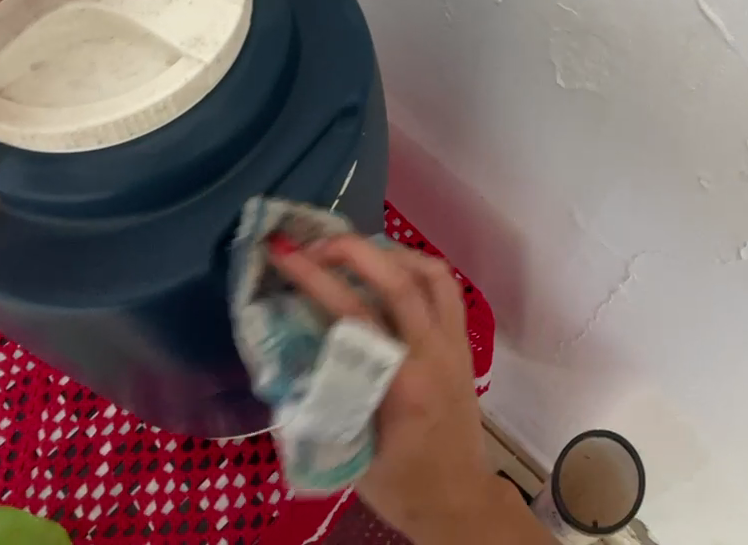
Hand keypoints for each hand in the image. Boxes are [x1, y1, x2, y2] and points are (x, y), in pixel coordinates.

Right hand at [270, 235, 522, 543]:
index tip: (284, 254)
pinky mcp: (463, 342)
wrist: (459, 502)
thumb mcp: (347, 448)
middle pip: (398, 281)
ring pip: (430, 273)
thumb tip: (287, 347)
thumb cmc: (399, 484)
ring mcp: (455, 344)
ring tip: (352, 253)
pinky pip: (444, 287)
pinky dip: (415, 266)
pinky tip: (389, 269)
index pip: (356, 316)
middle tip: (312, 245)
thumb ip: (323, 396)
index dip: (316, 279)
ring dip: (387, 252)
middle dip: (351, 251)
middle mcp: (434, 354)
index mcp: (401, 386)